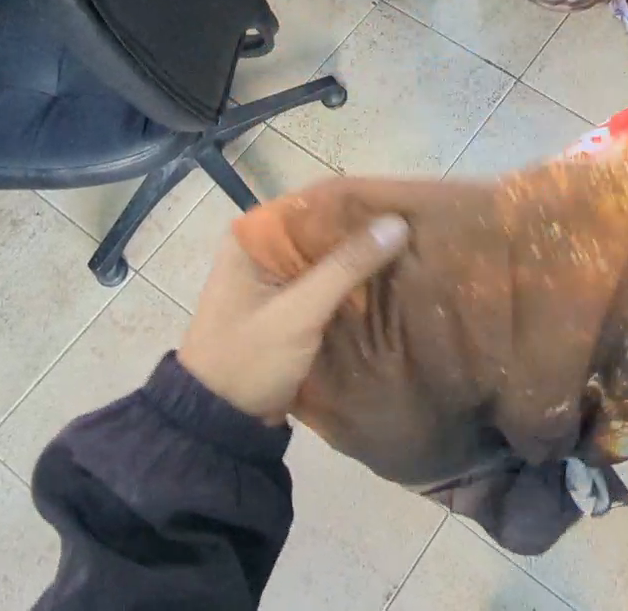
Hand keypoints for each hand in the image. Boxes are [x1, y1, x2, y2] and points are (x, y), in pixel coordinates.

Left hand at [177, 214, 409, 420]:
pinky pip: (325, 280)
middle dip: (362, 230)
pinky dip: (350, 281)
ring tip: (408, 248)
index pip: (311, 202)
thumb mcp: (298, 312)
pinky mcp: (287, 304)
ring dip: (360, 256)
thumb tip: (397, 222)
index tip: (399, 204)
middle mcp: (261, 250)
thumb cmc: (247, 360)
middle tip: (411, 227)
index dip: (355, 202)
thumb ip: (346, 266)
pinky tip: (385, 280)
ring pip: (327, 255)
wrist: (216, 426)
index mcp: (250, 239)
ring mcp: (274, 278)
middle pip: (322, 229)